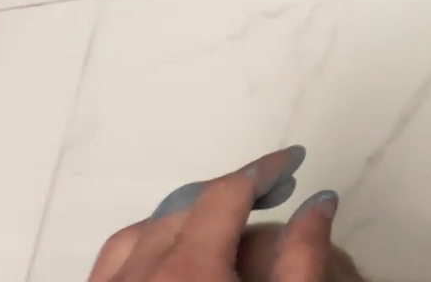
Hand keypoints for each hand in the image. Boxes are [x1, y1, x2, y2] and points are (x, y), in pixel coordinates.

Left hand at [89, 147, 339, 281]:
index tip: (295, 159)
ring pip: (137, 236)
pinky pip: (109, 269)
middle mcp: (137, 279)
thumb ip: (305, 253)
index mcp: (188, 271)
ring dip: (183, 216)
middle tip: (275, 192)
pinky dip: (145, 248)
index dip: (266, 168)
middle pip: (184, 206)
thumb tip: (321, 200)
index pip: (227, 192)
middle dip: (233, 188)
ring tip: (220, 225)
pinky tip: (174, 263)